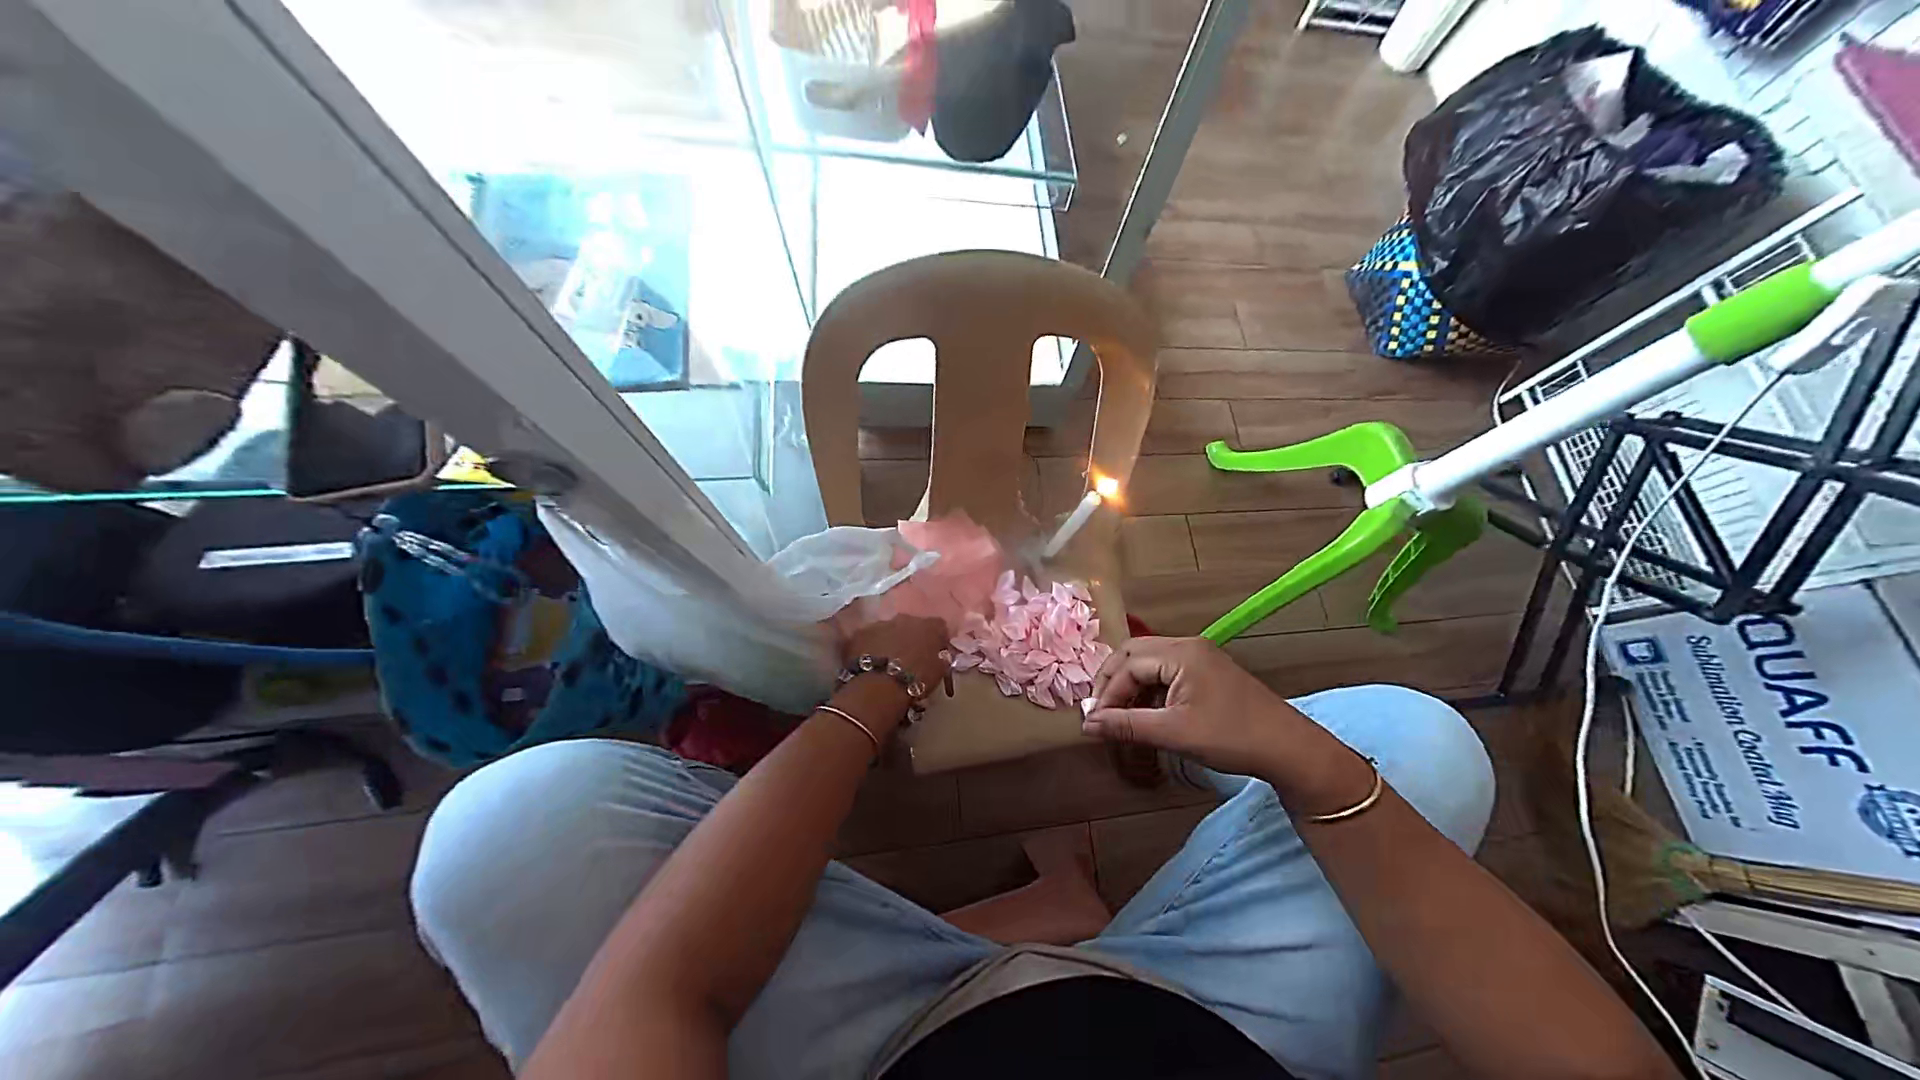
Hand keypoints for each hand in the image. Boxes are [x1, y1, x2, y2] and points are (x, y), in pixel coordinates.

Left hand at [841, 615, 950, 694]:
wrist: (880, 686)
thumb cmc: (916, 679)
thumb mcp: (939, 672)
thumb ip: (942, 658)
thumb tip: (941, 655)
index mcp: (928, 626)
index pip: (939, 626)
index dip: (938, 638)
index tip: (936, 651)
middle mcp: (905, 618)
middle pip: (911, 624)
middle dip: (911, 637)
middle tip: (910, 656)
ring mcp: (880, 623)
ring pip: (888, 629)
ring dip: (890, 640)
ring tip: (888, 660)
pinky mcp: (860, 633)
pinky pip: (869, 637)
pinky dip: (871, 646)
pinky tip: (870, 660)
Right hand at [1084, 636, 1331, 779]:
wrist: (1289, 749)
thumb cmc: (1232, 738)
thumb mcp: (1174, 733)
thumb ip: (1127, 726)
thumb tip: (1088, 725)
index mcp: (1181, 653)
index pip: (1128, 664)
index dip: (1107, 693)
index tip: (1095, 722)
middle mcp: (1188, 646)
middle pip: (1134, 653)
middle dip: (1113, 681)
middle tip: (1100, 711)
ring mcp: (1200, 657)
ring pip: (1149, 662)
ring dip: (1129, 685)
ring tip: (1118, 714)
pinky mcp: (1208, 672)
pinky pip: (1165, 671)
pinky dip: (1148, 689)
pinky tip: (1145, 712)